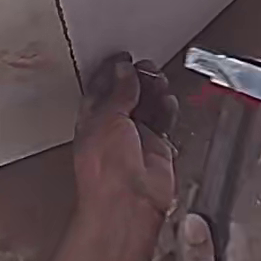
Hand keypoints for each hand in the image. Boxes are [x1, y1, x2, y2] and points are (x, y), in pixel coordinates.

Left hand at [73, 53, 176, 220]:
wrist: (128, 204)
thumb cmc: (106, 171)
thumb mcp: (107, 119)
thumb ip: (119, 92)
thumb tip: (124, 70)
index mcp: (92, 120)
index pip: (101, 88)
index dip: (111, 71)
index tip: (122, 56)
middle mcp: (112, 129)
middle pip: (126, 95)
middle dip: (136, 79)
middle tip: (146, 65)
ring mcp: (135, 139)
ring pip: (146, 106)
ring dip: (153, 90)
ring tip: (159, 77)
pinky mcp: (156, 149)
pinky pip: (163, 122)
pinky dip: (167, 108)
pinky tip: (168, 98)